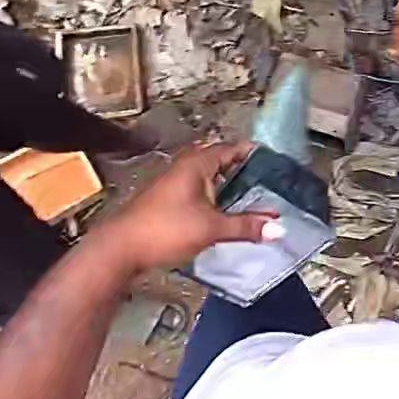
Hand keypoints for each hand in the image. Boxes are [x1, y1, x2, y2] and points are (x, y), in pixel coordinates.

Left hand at [87, 142, 280, 274]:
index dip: (253, 153)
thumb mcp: (211, 228)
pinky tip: (225, 215)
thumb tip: (278, 229)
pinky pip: (199, 192)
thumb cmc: (164, 229)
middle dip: (244, 171)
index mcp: (197, 164)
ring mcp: (174, 184)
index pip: (231, 148)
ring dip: (229, 187)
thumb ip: (246, 226)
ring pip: (209, 179)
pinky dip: (216, 199)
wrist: (120, 249)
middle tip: (269, 182)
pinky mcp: (168, 201)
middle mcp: (185, 168)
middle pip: (221, 162)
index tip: (274, 161)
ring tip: (253, 200)